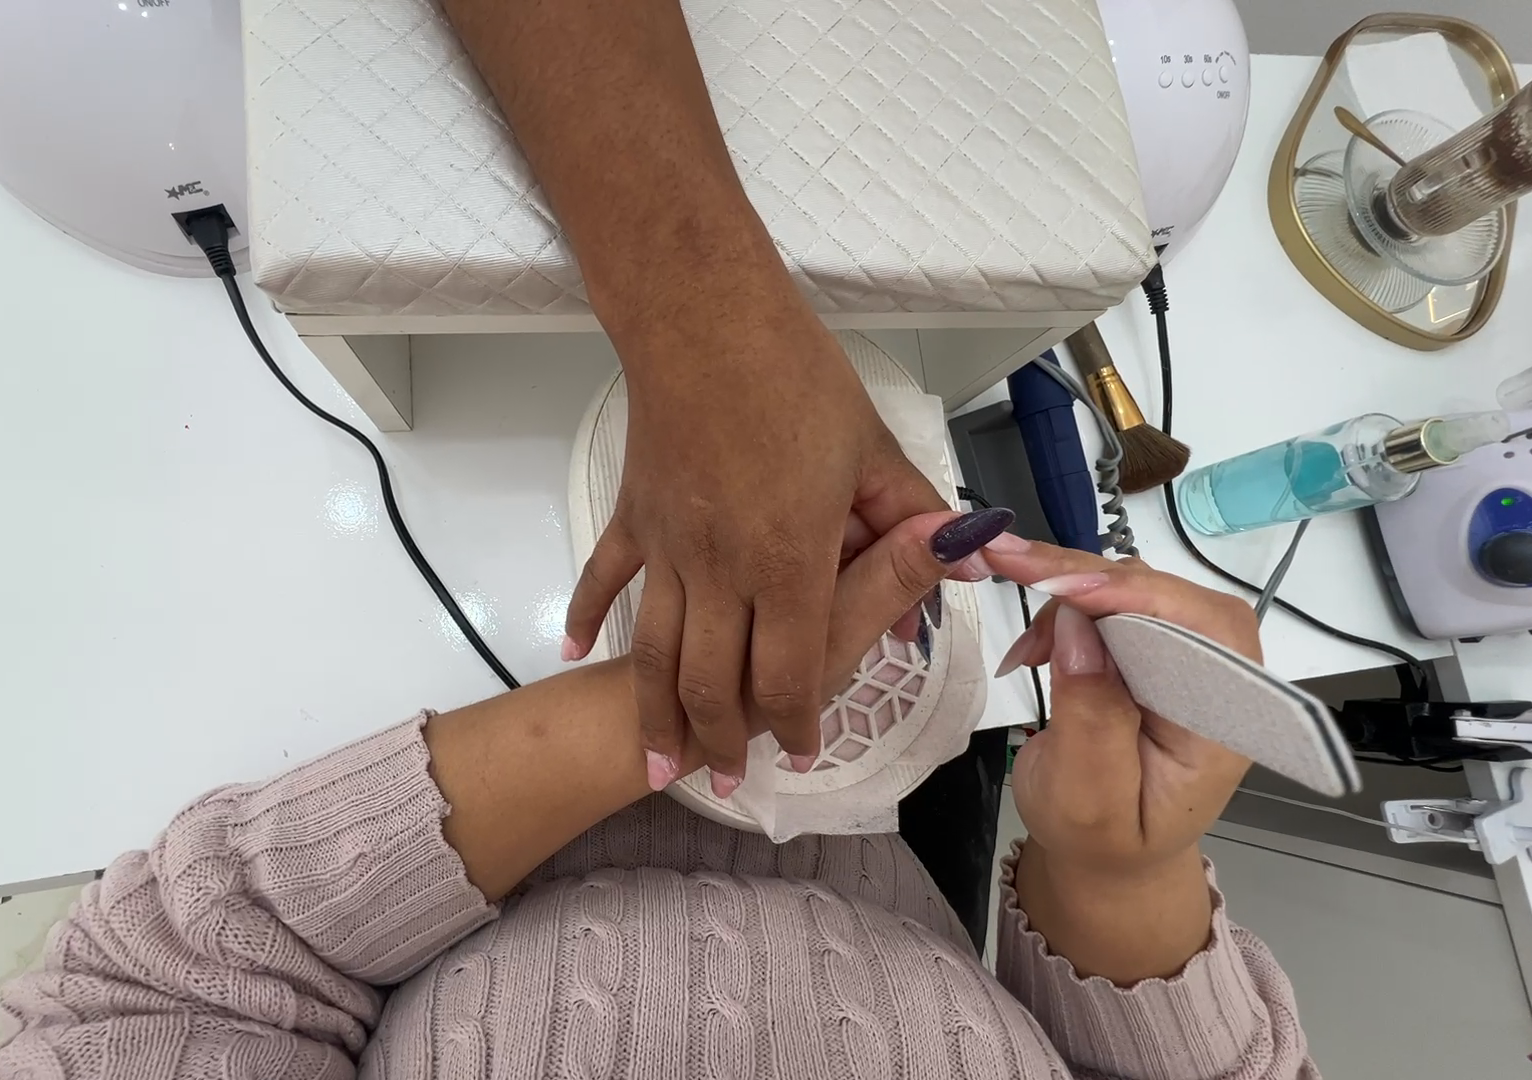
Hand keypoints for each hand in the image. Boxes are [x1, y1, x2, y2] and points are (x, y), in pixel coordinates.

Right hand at [565, 303, 946, 796]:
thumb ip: (913, 517)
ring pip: (652, 653)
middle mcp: (721, 572)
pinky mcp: (630, 520)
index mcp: (788, 562)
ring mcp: (666, 549)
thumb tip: (962, 564)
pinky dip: (582, 618)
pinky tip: (570, 654)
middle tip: (729, 776)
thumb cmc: (798, 381)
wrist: (704, 322)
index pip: (789, 673)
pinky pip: (601, 579)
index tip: (801, 750)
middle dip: (722, 740)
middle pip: (711, 682)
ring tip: (655, 763)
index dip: (796, 722)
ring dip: (654, 716)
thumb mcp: (872, 448)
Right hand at [982, 539, 1255, 981]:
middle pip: (1164, 593)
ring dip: (1065, 588)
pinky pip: (1105, 602)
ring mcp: (1180, 659)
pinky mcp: (1145, 649)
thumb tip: (1076, 627)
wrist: (1105, 852)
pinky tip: (1028, 646)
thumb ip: (1091, 719)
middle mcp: (1214, 678)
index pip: (1205, 631)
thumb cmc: (1100, 838)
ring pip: (1129, 587)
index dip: (1139, 596)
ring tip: (1017, 632)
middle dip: (1083, 574)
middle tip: (1006, 559)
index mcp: (1222, 721)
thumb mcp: (1087, 798)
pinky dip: (1059, 606)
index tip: (1063, 589)